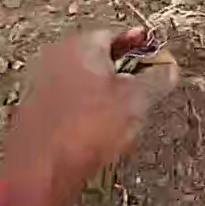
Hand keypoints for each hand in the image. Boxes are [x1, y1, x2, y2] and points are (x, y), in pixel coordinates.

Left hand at [0, 29, 177, 201]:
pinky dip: (88, 108)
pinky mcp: (35, 112)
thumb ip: (158, 78)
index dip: (141, 46)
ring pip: (85, 79)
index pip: (117, 34)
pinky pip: (71, 100)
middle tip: (145, 87)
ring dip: (106, 91)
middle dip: (124, 70)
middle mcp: (56, 58)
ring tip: (125, 112)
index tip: (157, 59)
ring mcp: (41, 85)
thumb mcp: (138, 99)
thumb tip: (169, 68)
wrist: (41, 171)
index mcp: (80, 46)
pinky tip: (100, 129)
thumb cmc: (90, 127)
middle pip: (99, 56)